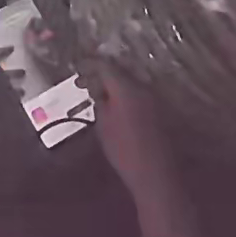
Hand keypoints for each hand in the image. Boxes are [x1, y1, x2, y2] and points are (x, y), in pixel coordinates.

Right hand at [89, 66, 179, 206]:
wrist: (155, 173)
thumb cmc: (123, 150)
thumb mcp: (103, 125)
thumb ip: (99, 101)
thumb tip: (97, 88)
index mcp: (126, 87)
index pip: (105, 65)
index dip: (89, 64)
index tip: (77, 67)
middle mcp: (142, 86)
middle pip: (119, 69)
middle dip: (101, 72)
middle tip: (84, 82)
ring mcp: (153, 96)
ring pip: (129, 80)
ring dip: (113, 83)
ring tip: (97, 93)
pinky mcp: (158, 108)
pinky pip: (137, 91)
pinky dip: (123, 92)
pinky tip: (114, 103)